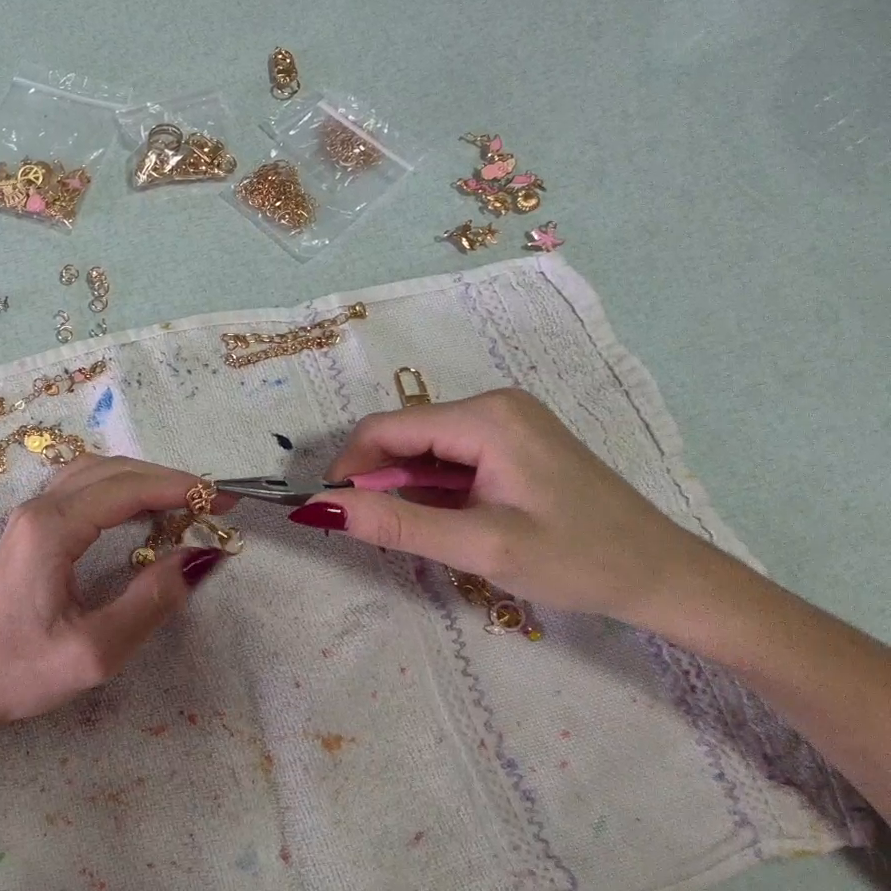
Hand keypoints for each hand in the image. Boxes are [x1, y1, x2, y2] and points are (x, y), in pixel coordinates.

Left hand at [0, 455, 232, 727]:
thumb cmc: (24, 671)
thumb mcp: (97, 650)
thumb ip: (149, 601)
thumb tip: (198, 557)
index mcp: (52, 529)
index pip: (126, 488)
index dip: (178, 488)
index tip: (223, 499)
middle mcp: (38, 510)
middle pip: (111, 470)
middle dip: (165, 479)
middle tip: (213, 501)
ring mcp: (30, 516)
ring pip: (92, 472)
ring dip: (140, 479)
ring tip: (185, 502)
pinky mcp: (29, 530)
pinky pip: (79, 488)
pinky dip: (117, 488)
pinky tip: (139, 509)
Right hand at [299, 388, 716, 625]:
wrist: (670, 580)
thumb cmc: (580, 561)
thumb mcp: (481, 547)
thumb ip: (395, 523)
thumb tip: (315, 507)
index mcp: (485, 417)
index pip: (384, 429)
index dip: (349, 469)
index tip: (336, 512)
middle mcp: (493, 405)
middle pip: (402, 435)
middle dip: (380, 479)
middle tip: (385, 530)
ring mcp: (507, 421)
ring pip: (422, 447)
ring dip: (407, 486)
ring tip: (432, 530)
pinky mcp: (515, 441)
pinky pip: (448, 455)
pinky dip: (434, 487)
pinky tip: (456, 519)